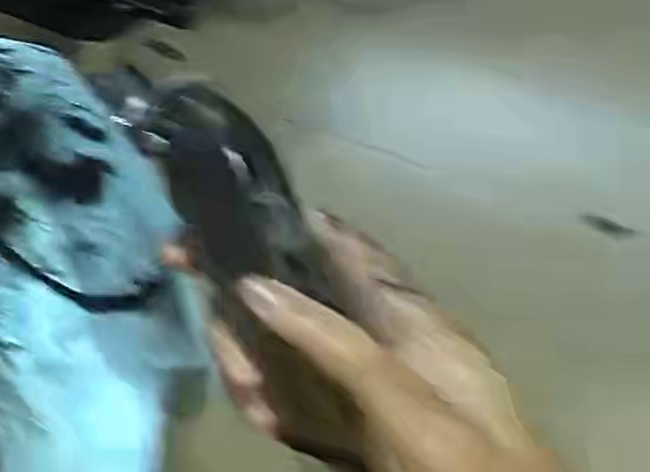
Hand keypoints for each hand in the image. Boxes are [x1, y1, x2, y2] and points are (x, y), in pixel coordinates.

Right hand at [203, 214, 562, 471]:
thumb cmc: (470, 468)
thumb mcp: (407, 404)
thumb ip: (332, 339)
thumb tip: (247, 281)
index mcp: (405, 316)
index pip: (337, 240)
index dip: (281, 214)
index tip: (218, 204)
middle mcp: (374, 333)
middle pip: (283, 283)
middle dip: (233, 291)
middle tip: (180, 272)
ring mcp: (354, 374)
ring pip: (269, 332)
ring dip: (240, 352)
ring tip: (246, 390)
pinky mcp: (338, 412)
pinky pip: (278, 381)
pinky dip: (259, 392)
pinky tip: (262, 415)